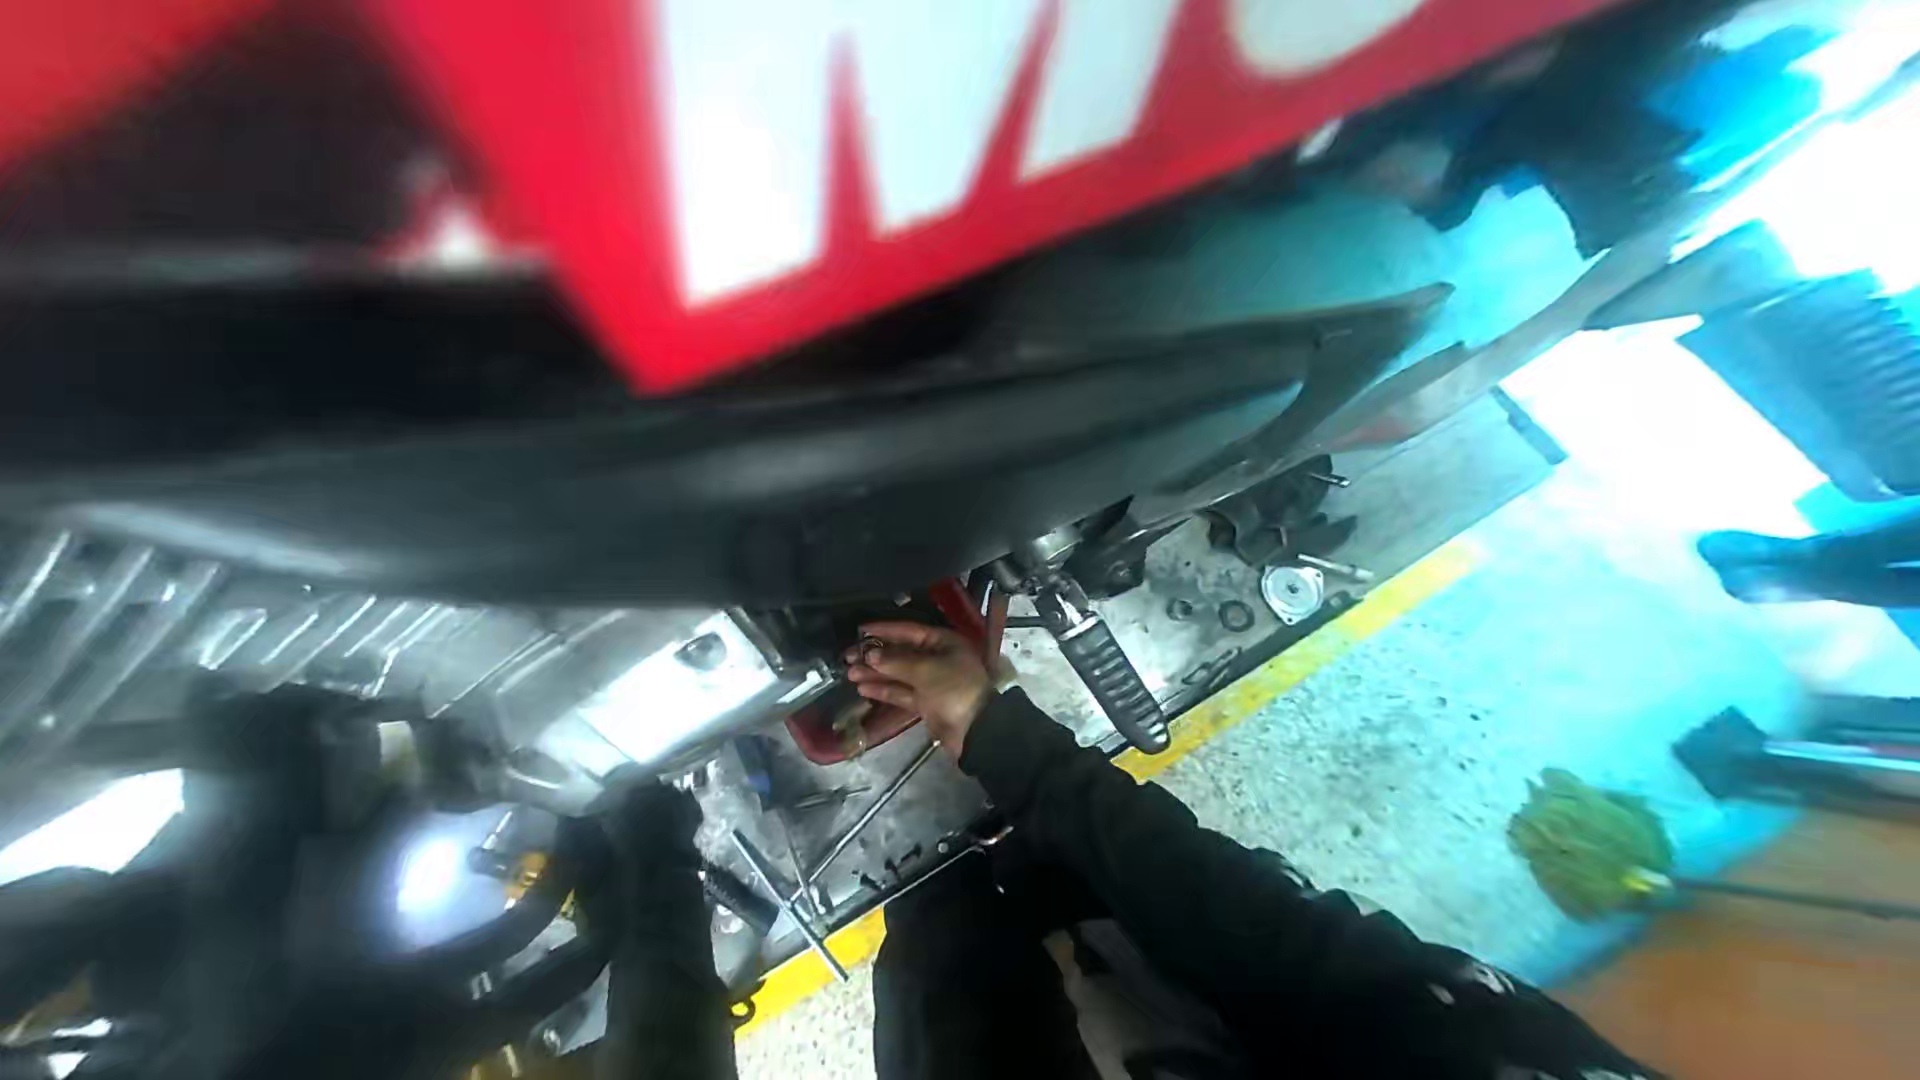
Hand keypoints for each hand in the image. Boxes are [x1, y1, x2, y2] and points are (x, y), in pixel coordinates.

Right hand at [844, 621, 993, 758]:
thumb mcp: (926, 670)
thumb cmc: (955, 688)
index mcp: (943, 642)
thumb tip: (871, 655)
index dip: (884, 630)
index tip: (860, 630)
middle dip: (875, 654)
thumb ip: (896, 661)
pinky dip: (883, 689)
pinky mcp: (925, 702)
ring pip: (898, 673)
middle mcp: (937, 658)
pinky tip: (863, 687)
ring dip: (875, 673)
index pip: (909, 630)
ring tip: (850, 672)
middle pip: (901, 652)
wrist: (976, 729)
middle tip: (849, 656)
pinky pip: (901, 692)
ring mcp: (931, 681)